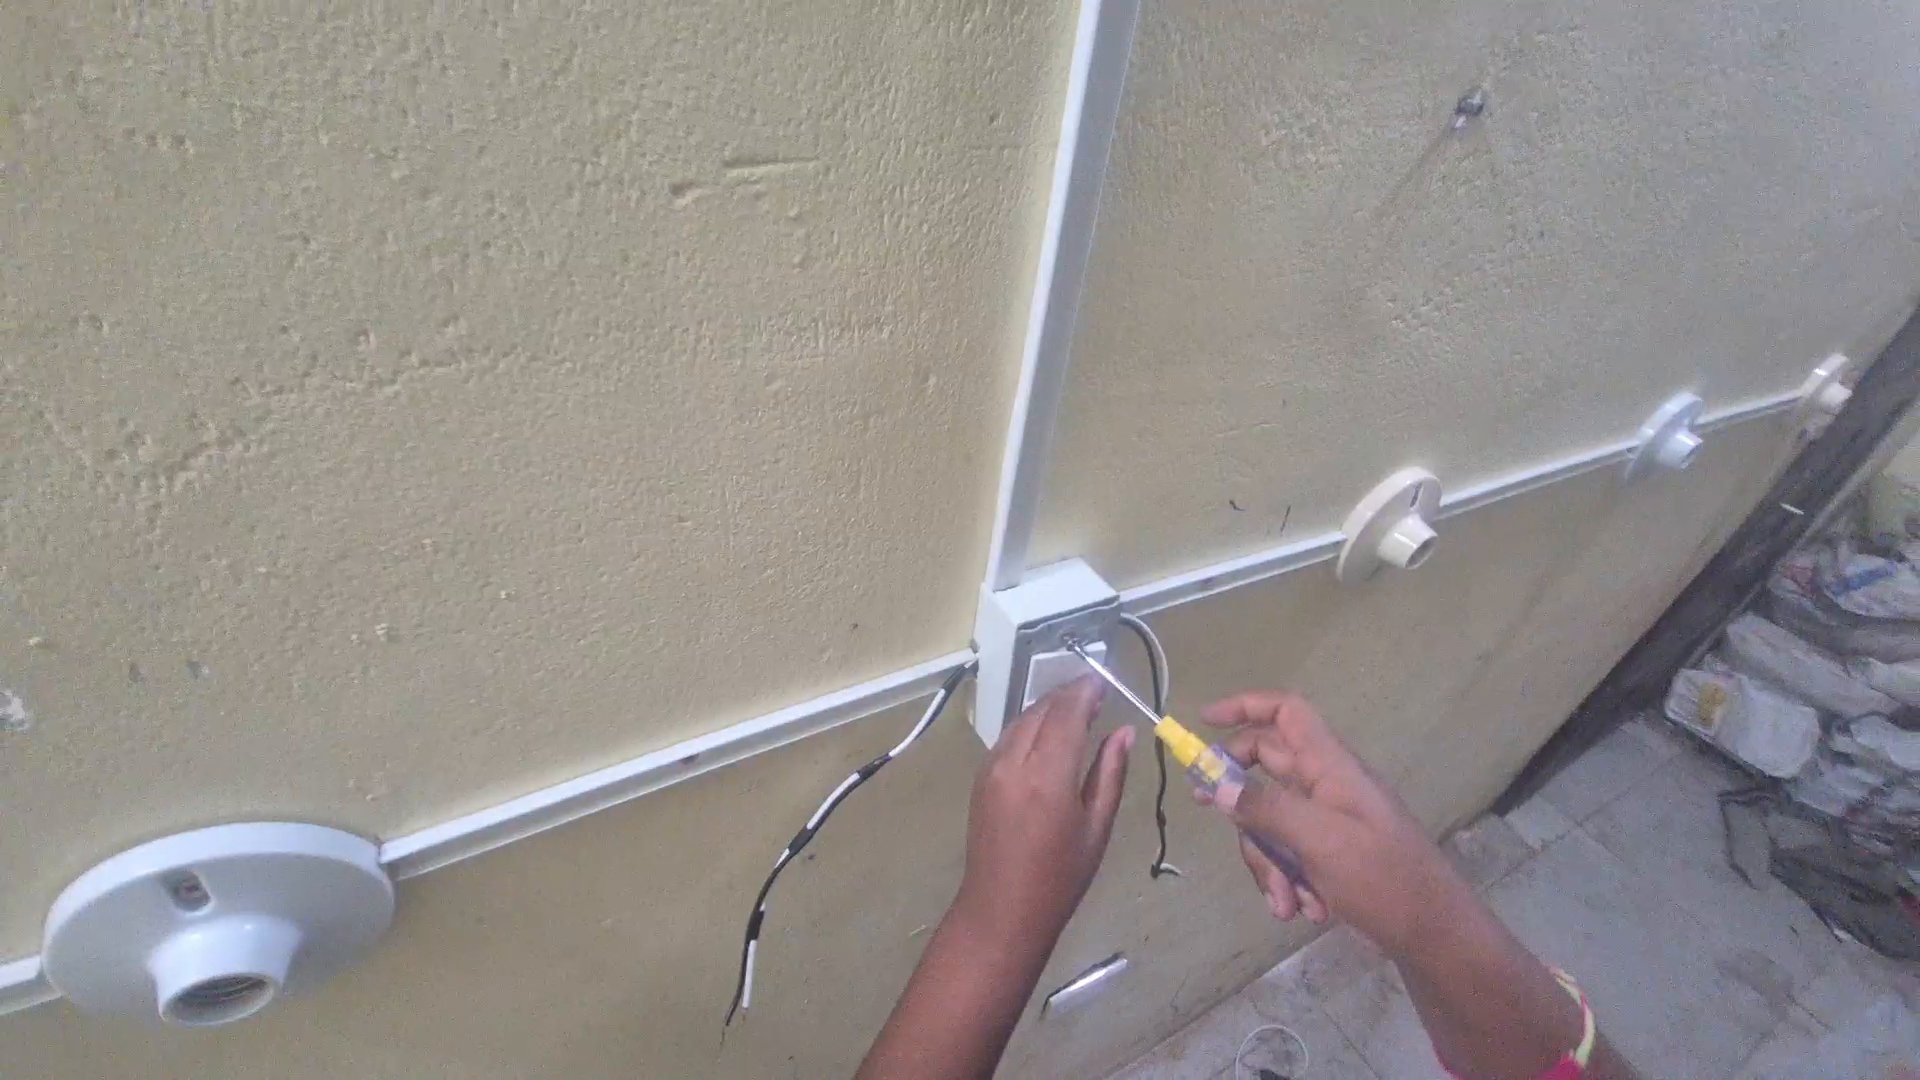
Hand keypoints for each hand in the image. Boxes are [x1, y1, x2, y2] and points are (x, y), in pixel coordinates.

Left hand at [954, 677, 1134, 944]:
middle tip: (1095, 693)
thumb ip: (1109, 773)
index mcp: (1048, 777)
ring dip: (1048, 707)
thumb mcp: (1096, 827)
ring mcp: (992, 767)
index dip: (1085, 692)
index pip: (1067, 714)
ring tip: (1076, 709)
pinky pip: (1009, 736)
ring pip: (1022, 719)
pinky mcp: (981, 775)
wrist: (1001, 909)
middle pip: (1041, 710)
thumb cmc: (1059, 877)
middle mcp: (1014, 762)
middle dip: (1068, 695)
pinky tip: (1049, 732)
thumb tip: (1124, 732)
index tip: (1103, 682)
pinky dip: (1031, 724)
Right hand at [1200, 692, 1467, 956]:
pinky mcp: (1325, 852)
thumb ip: (1265, 807)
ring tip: (1283, 899)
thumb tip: (1214, 783)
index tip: (1205, 721)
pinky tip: (1297, 909)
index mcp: (1329, 765)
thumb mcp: (1320, 841)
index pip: (1286, 712)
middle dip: (1236, 795)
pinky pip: (1284, 850)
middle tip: (1206, 808)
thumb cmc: (1385, 879)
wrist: (1438, 941)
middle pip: (1262, 766)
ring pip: (1267, 816)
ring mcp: (1324, 819)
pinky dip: (1283, 879)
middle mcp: (1323, 784)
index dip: (1245, 706)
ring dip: (1265, 857)